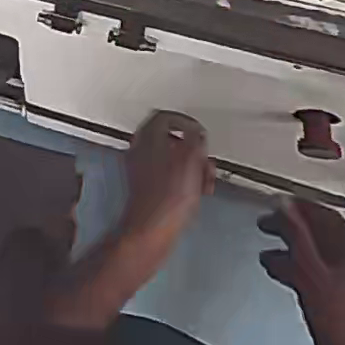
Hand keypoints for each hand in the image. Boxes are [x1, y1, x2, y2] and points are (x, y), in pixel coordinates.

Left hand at [117, 110, 215, 244]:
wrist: (152, 228)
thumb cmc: (170, 195)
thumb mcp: (191, 159)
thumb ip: (195, 139)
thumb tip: (196, 132)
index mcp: (148, 136)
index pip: (166, 116)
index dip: (186, 122)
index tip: (199, 133)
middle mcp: (140, 148)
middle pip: (169, 138)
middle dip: (191, 149)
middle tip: (203, 160)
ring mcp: (140, 167)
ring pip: (170, 157)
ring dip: (190, 166)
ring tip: (203, 181)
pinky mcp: (144, 185)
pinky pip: (166, 174)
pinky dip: (181, 178)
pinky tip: (194, 193)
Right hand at [260, 199, 344, 344]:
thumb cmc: (339, 324)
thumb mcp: (310, 271)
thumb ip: (296, 236)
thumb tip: (284, 206)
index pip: (327, 217)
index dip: (302, 206)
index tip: (280, 201)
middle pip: (318, 235)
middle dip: (291, 228)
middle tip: (268, 222)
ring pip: (313, 256)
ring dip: (289, 249)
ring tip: (267, 250)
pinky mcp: (337, 301)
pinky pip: (312, 274)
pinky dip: (293, 268)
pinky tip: (277, 271)